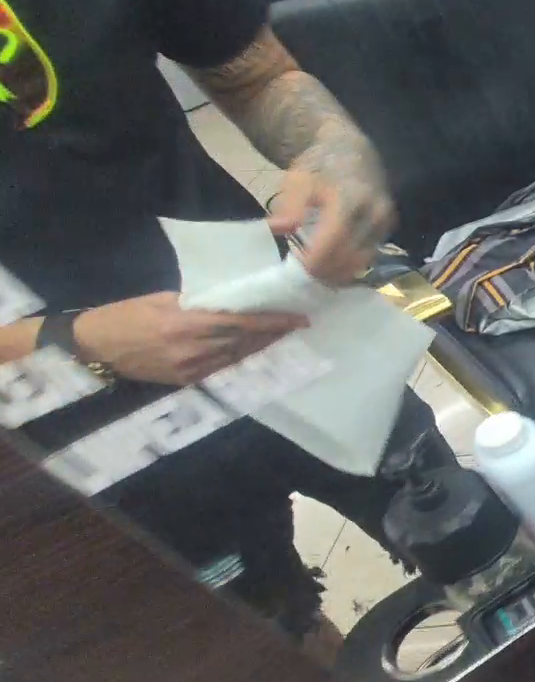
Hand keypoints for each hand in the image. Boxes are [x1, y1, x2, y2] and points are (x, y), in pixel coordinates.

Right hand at [73, 293, 307, 384]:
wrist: (88, 348)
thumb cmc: (123, 317)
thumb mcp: (161, 301)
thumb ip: (200, 304)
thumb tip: (233, 303)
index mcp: (187, 325)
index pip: (244, 324)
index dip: (275, 323)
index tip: (300, 319)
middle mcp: (195, 349)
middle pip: (247, 341)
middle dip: (274, 333)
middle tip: (295, 324)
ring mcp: (193, 368)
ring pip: (240, 356)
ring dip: (262, 346)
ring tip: (280, 335)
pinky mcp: (189, 380)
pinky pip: (225, 367)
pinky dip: (241, 357)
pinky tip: (253, 350)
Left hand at [268, 134, 395, 286]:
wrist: (353, 154)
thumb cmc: (320, 166)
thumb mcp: (297, 179)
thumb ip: (289, 205)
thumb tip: (277, 229)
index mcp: (351, 199)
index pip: (336, 237)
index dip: (320, 257)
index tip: (300, 270)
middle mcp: (374, 214)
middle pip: (355, 253)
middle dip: (332, 269)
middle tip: (308, 280)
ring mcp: (385, 223)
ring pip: (366, 258)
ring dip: (343, 271)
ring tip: (321, 277)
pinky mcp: (387, 230)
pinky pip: (371, 253)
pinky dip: (352, 264)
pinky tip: (335, 267)